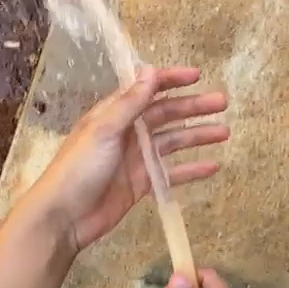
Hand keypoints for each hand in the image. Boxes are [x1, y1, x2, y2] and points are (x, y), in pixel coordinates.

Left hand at [21, 67, 228, 255]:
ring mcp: (135, 159)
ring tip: (225, 132)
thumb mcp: (104, 130)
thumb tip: (150, 70)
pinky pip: (172, 173)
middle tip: (223, 103)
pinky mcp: (141, 185)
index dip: (171, 81)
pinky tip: (213, 166)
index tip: (197, 76)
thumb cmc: (79, 168)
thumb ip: (130, 102)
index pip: (147, 90)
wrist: (64, 216)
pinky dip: (192, 169)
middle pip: (166, 115)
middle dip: (194, 108)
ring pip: (173, 142)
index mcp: (114, 114)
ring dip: (197, 136)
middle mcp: (126, 133)